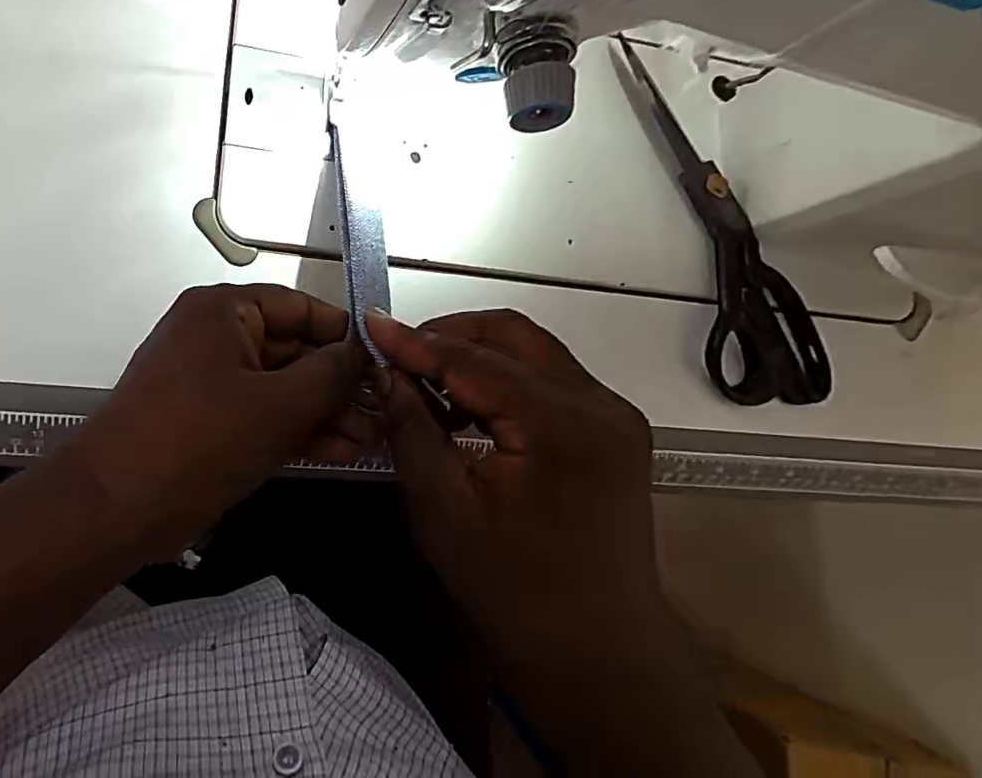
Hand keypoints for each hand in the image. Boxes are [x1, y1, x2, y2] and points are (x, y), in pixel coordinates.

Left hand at [58, 284, 368, 550]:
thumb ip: (328, 375)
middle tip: (379, 407)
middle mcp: (211, 337)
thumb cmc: (188, 442)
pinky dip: (294, 428)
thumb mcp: (277, 405)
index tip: (378, 357)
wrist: (118, 504)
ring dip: (321, 411)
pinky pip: (259, 413)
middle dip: (336, 382)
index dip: (341, 331)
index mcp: (220, 311)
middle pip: (289, 348)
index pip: (296, 306)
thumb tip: (357, 355)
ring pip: (278, 385)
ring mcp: (207, 380)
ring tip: (364, 436)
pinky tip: (333, 448)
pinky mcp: (205, 420)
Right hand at [367, 309, 665, 648]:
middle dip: (447, 334)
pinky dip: (497, 378)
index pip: (474, 359)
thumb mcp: (442, 508)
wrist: (597, 655)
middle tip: (399, 355)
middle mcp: (598, 407)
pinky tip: (462, 408)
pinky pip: (544, 378)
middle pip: (511, 334)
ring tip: (424, 384)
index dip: (415, 341)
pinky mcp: (609, 430)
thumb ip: (411, 428)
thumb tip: (387, 372)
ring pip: (529, 350)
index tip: (370, 326)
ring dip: (472, 354)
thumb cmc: (514, 590)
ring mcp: (611, 416)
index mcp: (562, 426)